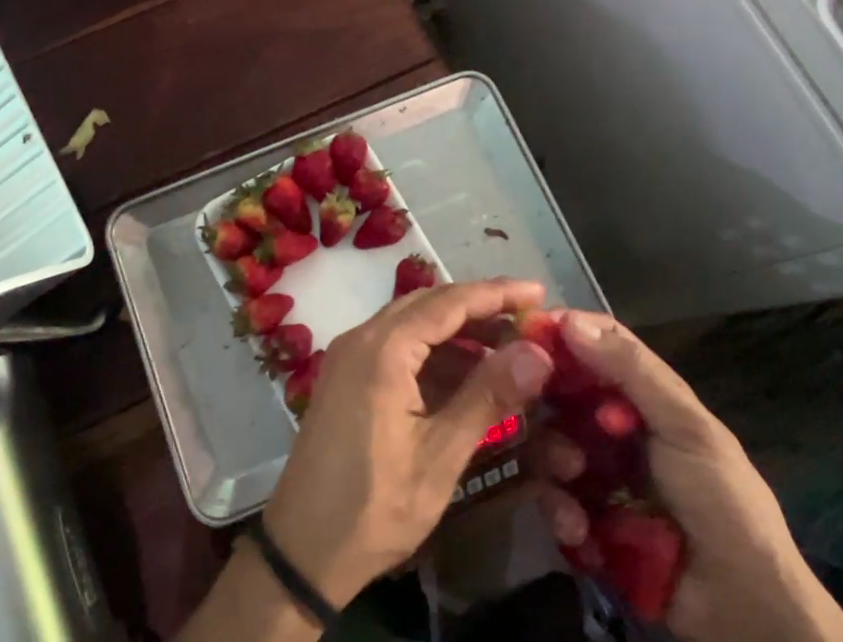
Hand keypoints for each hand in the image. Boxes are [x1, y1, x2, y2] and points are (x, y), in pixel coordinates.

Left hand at [262, 279, 555, 607]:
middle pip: (427, 306)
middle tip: (528, 321)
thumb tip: (538, 351)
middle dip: (479, 308)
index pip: (448, 302)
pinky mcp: (345, 380)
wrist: (303, 550)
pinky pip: (395, 348)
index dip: (496, 294)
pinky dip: (433, 353)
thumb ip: (488, 395)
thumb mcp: (441, 454)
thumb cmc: (376, 505)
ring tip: (508, 349)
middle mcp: (359, 340)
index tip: (539, 292)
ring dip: (457, 332)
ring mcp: (347, 359)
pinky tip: (466, 375)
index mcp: (381, 351)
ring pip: (411, 326)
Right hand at [531, 311, 842, 641]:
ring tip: (572, 479)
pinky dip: (560, 510)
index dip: (562, 335)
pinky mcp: (584, 518)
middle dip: (548, 407)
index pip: (596, 348)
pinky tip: (578, 528)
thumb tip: (570, 319)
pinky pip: (553, 499)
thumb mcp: (686, 427)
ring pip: (548, 446)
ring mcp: (598, 474)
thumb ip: (632, 372)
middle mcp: (615, 428)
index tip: (523, 334)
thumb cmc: (722, 500)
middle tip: (543, 416)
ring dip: (554, 461)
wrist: (742, 605)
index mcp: (646, 398)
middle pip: (561, 395)